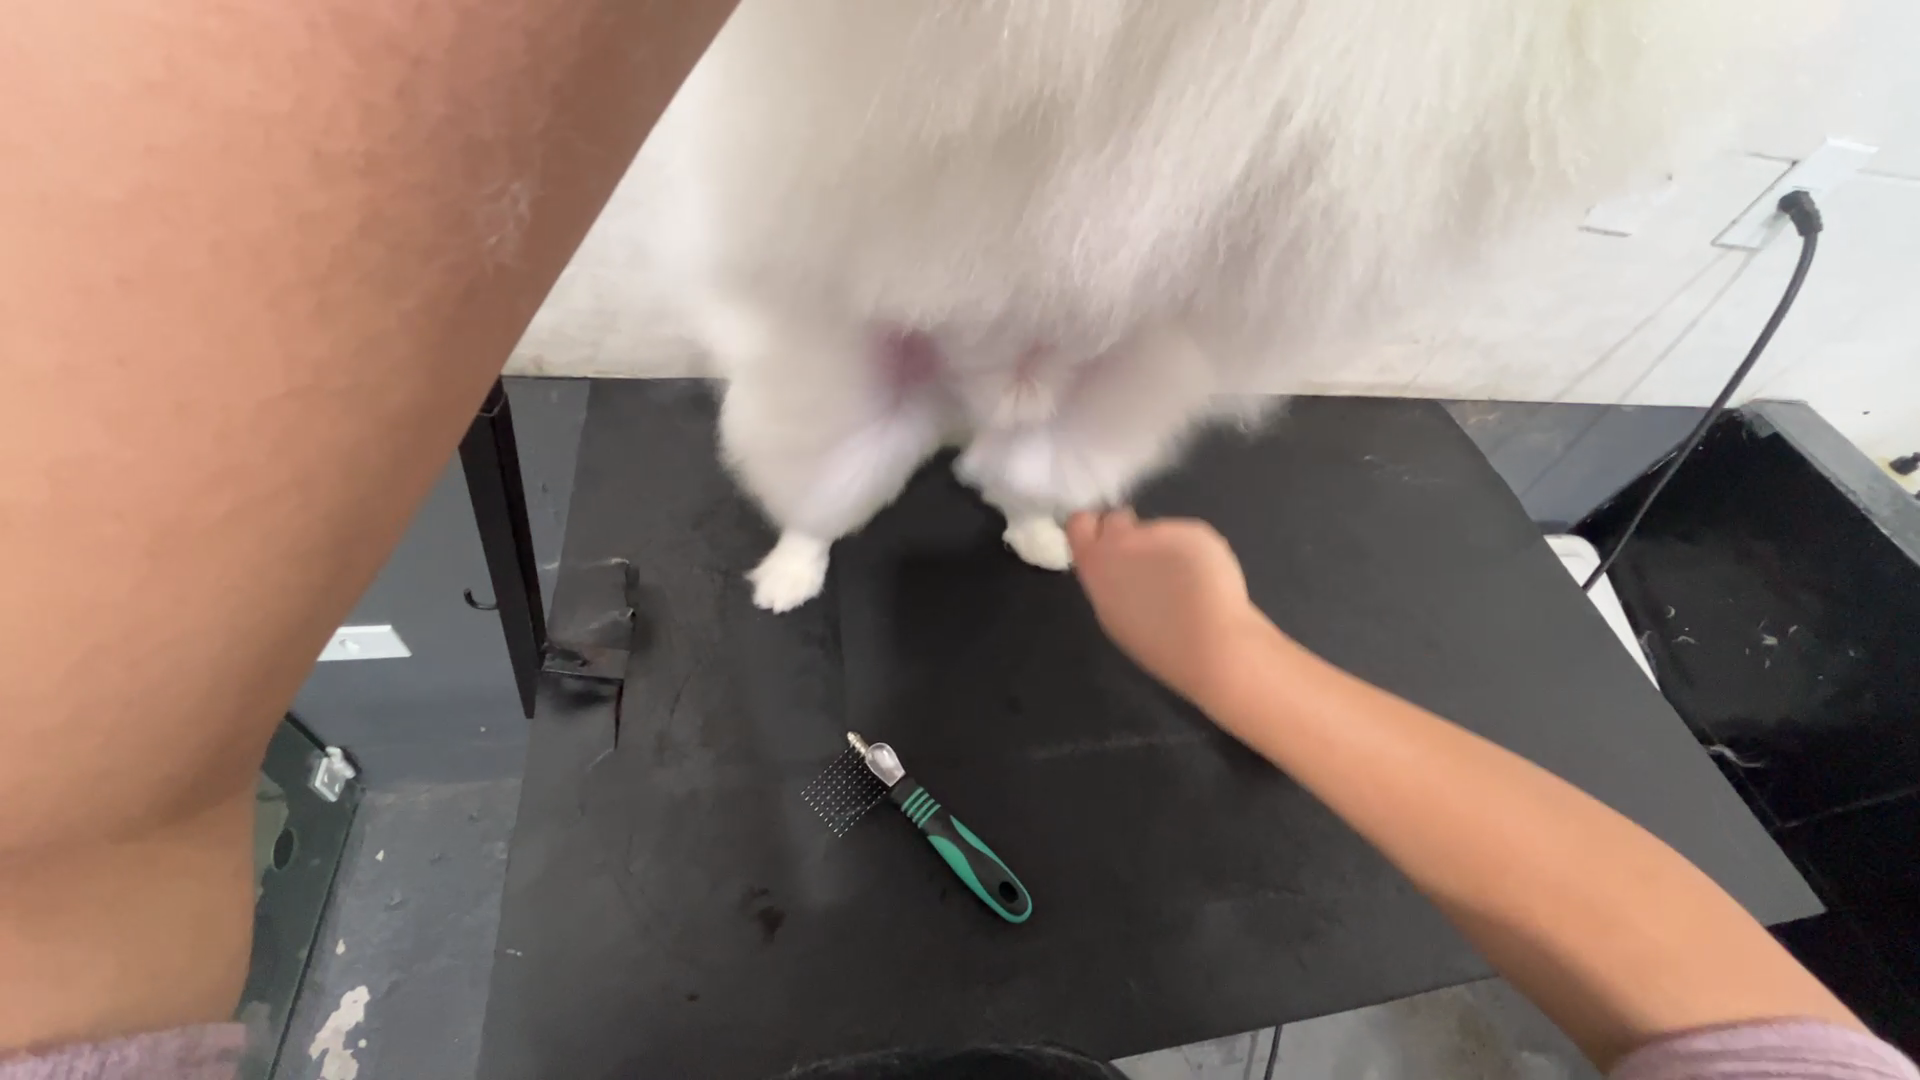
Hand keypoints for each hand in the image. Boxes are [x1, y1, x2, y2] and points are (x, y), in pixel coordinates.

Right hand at [1066, 509, 1273, 703]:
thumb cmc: (1156, 643)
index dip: (1093, 530)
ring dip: (1164, 547)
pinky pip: (1187, 536)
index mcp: (1095, 561)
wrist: (1211, 644)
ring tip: (1185, 582)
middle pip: (1117, 518)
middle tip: (1147, 564)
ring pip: (1157, 530)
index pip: (1079, 522)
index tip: (1104, 543)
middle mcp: (1123, 538)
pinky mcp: (1195, 530)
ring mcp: (1161, 530)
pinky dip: (1193, 551)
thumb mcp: (1111, 612)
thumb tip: (1112, 562)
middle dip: (1128, 534)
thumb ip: (1104, 577)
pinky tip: (1206, 579)